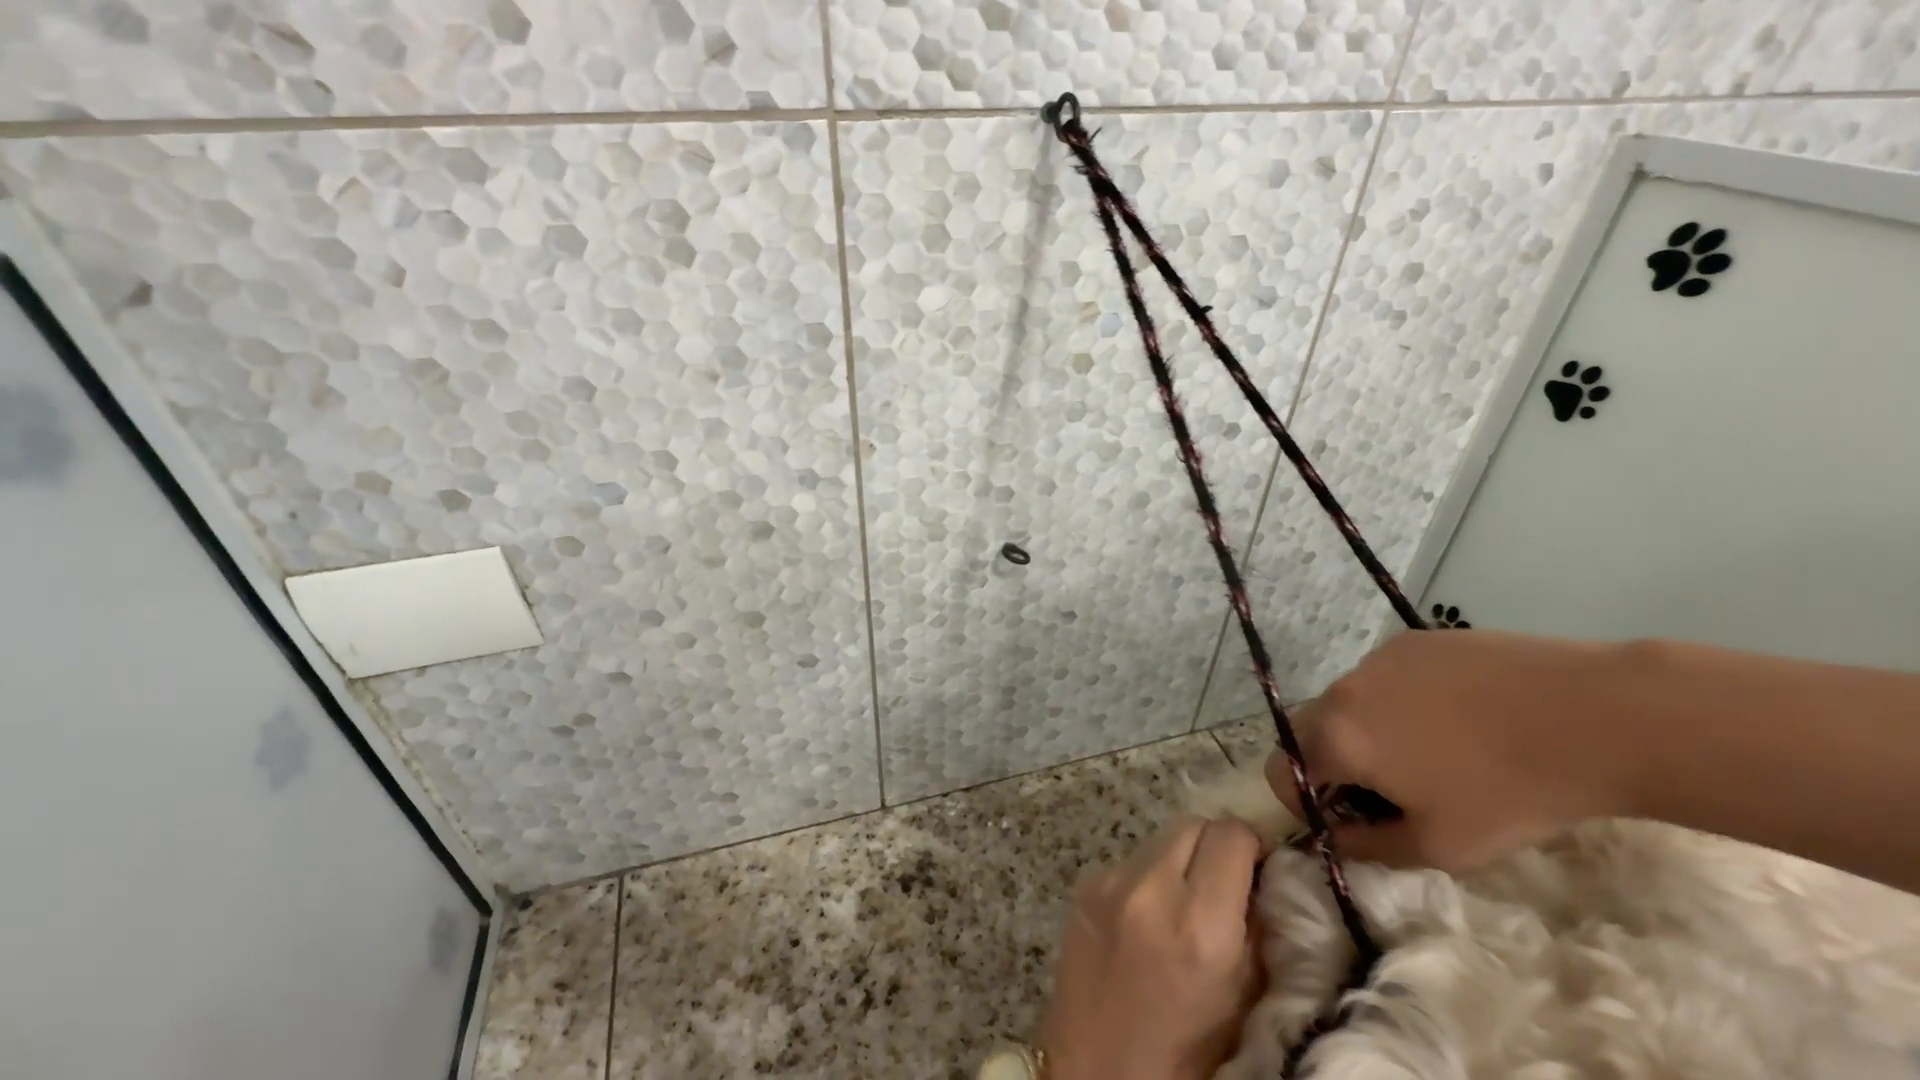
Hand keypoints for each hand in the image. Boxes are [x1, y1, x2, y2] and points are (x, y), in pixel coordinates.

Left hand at [1037, 816, 1263, 1079]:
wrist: (1098, 1070)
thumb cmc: (1185, 1049)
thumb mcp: (1244, 994)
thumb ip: (1258, 925)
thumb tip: (1265, 874)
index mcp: (1201, 923)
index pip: (1232, 834)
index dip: (1251, 846)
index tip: (1256, 869)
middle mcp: (1151, 889)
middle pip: (1194, 823)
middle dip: (1215, 845)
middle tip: (1222, 882)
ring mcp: (1110, 883)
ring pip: (1160, 837)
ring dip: (1180, 858)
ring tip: (1182, 901)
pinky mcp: (1083, 886)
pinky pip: (1130, 860)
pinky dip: (1147, 876)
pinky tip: (1147, 915)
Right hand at [1268, 629, 1632, 871]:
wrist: (1594, 717)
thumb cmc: (1509, 792)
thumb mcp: (1437, 847)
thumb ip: (1367, 847)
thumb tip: (1333, 836)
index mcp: (1336, 737)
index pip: (1280, 773)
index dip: (1307, 804)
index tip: (1353, 819)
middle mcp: (1344, 688)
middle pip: (1310, 733)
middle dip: (1335, 765)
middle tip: (1392, 791)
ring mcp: (1380, 657)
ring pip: (1351, 704)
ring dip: (1369, 731)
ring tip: (1437, 750)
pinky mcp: (1417, 639)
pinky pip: (1387, 678)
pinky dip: (1403, 701)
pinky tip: (1461, 716)